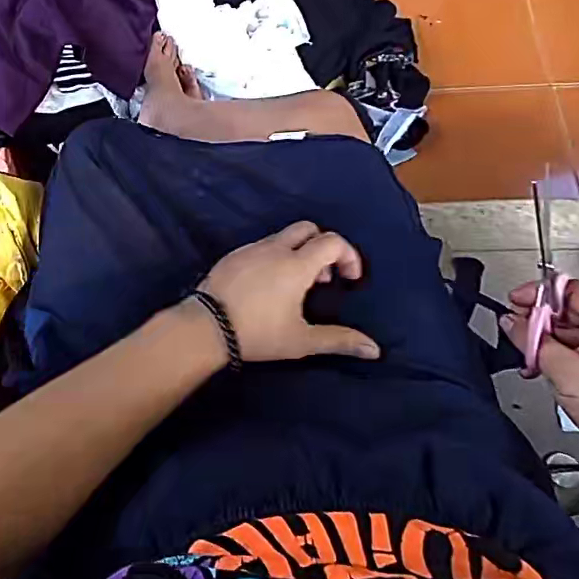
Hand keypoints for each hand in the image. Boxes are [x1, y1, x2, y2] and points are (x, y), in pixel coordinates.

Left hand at [196, 221, 380, 361]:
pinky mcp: (232, 256)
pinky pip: (261, 246)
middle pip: (308, 228)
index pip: (332, 241)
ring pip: (283, 237)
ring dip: (298, 252)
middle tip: (323, 278)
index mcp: (296, 264)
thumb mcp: (301, 341)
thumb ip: (339, 340)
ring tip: (296, 286)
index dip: (349, 255)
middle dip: (322, 246)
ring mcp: (251, 249)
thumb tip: (374, 350)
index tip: (349, 279)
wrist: (204, 328)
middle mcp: (275, 249)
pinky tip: (267, 286)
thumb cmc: (257, 334)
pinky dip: (275, 256)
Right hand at [501, 277, 578, 468]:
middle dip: (541, 321)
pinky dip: (559, 358)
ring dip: (547, 342)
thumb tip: (512, 321)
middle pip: (572, 312)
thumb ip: (533, 340)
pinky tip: (544, 369)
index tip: (518, 301)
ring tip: (530, 357)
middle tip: (517, 331)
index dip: (542, 293)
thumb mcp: (564, 371)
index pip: (575, 291)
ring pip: (573, 334)